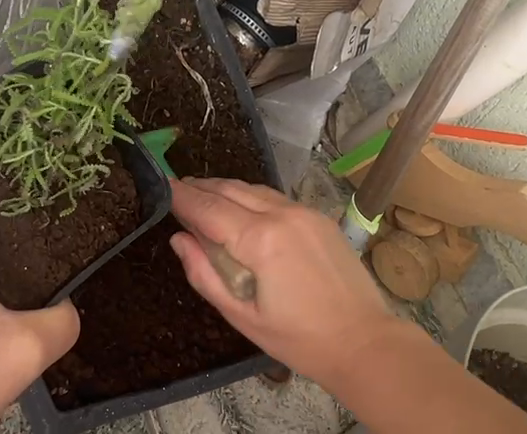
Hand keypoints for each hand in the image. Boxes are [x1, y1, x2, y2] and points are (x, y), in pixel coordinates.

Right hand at [166, 177, 406, 384]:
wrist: (364, 341)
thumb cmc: (299, 340)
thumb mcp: (243, 317)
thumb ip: (205, 275)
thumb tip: (180, 239)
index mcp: (260, 241)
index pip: (209, 208)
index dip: (183, 196)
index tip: (161, 186)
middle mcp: (280, 214)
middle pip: (230, 189)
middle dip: (201, 187)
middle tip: (177, 188)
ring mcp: (302, 211)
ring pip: (252, 189)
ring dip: (225, 189)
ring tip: (203, 195)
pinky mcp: (317, 215)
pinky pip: (274, 197)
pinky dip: (250, 196)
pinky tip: (241, 208)